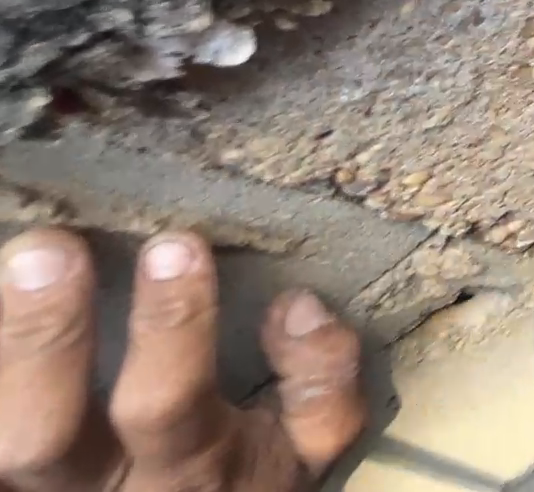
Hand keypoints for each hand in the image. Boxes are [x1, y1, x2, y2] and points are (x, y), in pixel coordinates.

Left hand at [0, 228, 364, 491]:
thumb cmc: (260, 472)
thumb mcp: (321, 441)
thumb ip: (323, 377)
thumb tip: (298, 304)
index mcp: (192, 468)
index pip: (170, 400)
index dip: (173, 326)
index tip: (176, 243)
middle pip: (43, 436)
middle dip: (47, 337)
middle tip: (50, 250)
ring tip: (21, 264)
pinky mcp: (4, 487)